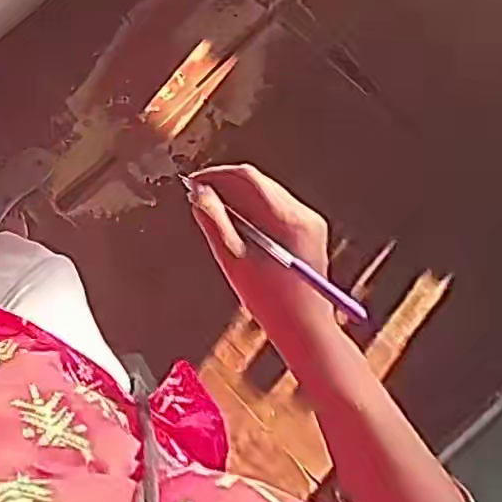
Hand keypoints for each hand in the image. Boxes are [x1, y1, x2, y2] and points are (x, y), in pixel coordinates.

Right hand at [186, 165, 339, 338]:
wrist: (304, 326)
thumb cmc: (269, 298)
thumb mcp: (233, 257)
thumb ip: (213, 220)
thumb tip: (197, 193)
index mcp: (286, 220)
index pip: (246, 177)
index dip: (215, 175)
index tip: (193, 183)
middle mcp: (302, 215)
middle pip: (257, 181)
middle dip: (224, 183)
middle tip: (197, 195)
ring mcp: (309, 222)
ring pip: (264, 191)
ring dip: (236, 195)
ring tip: (212, 211)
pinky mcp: (308, 229)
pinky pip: (274, 206)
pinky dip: (251, 207)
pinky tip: (234, 223)